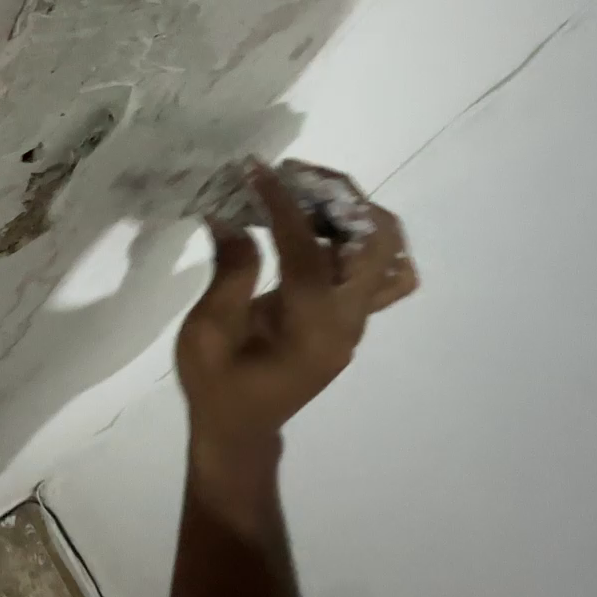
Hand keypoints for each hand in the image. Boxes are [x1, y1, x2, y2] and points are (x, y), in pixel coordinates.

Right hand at [176, 161, 416, 461]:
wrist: (240, 429)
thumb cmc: (218, 385)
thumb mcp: (208, 330)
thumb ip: (230, 271)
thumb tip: (231, 215)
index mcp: (311, 328)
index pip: (308, 249)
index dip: (282, 203)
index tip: (256, 168)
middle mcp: (348, 322)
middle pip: (376, 242)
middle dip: (339, 198)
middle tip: (291, 176)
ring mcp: (356, 322)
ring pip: (389, 254)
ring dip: (353, 214)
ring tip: (305, 194)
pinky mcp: (350, 320)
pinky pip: (379, 272)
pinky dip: (356, 238)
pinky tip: (315, 227)